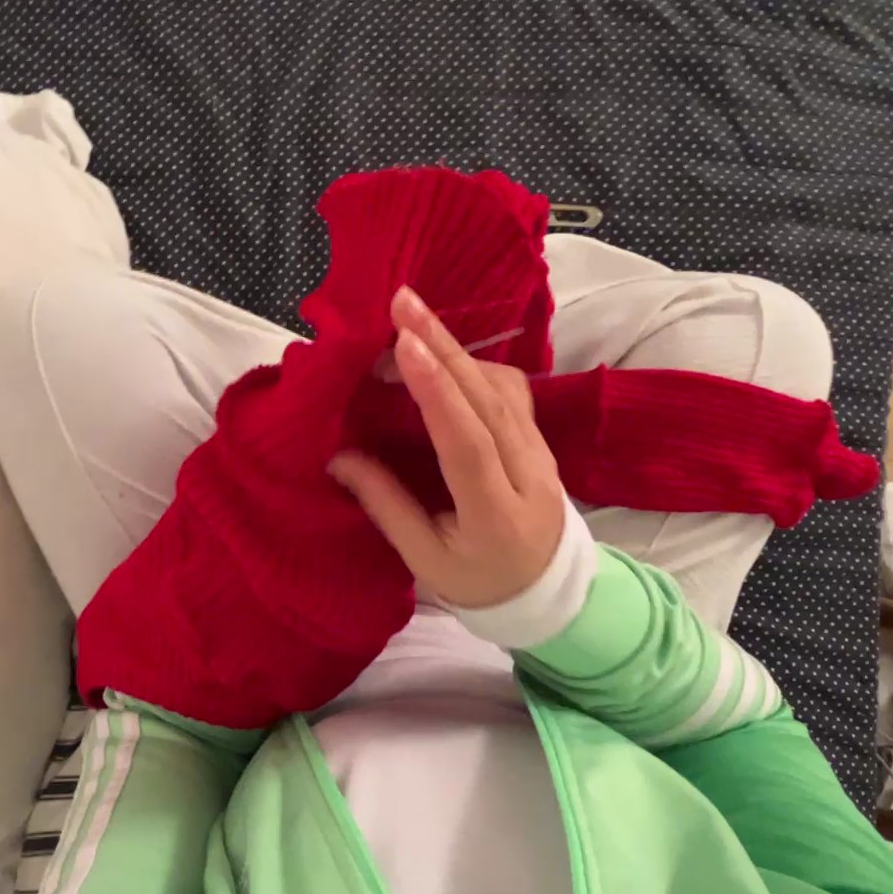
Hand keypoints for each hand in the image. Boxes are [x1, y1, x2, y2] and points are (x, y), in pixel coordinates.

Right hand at [329, 287, 565, 608]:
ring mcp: (539, 451)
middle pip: (487, 399)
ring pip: (500, 387)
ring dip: (456, 347)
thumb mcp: (426, 559)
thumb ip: (386, 505)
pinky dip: (475, 364)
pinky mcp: (539, 439)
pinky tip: (446, 353)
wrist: (552, 592)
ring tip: (411, 319)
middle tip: (402, 301)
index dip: (436, 392)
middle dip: (443, 344)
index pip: (467, 442)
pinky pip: (510, 391)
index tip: (405, 345)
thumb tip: (339, 457)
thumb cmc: (481, 582)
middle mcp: (526, 472)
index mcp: (495, 512)